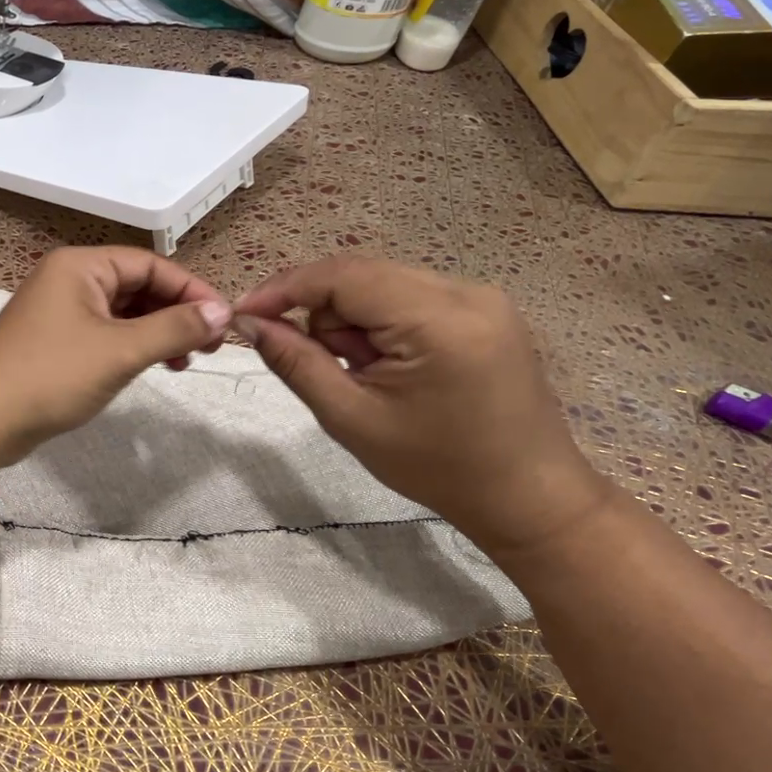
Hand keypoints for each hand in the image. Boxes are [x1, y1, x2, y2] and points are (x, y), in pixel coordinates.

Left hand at [0, 246, 229, 468]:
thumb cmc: (51, 376)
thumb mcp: (120, 351)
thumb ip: (174, 328)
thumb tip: (221, 311)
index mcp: (78, 266)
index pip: (150, 264)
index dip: (191, 290)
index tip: (224, 323)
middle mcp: (65, 279)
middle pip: (136, 284)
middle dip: (175, 313)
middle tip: (208, 348)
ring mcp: (55, 310)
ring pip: (120, 311)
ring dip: (155, 332)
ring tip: (182, 362)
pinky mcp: (50, 340)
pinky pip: (102, 332)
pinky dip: (130, 346)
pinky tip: (150, 366)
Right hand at [232, 256, 604, 557]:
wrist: (528, 497)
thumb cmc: (436, 466)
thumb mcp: (349, 417)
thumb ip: (295, 361)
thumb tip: (248, 322)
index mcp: (440, 321)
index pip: (341, 276)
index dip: (284, 289)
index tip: (243, 314)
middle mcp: (467, 292)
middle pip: (359, 274)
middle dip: (321, 312)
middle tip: (320, 365)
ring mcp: (481, 298)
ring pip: (378, 283)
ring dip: (349, 320)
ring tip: (361, 374)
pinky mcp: (484, 310)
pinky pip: (406, 296)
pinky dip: (378, 323)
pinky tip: (385, 364)